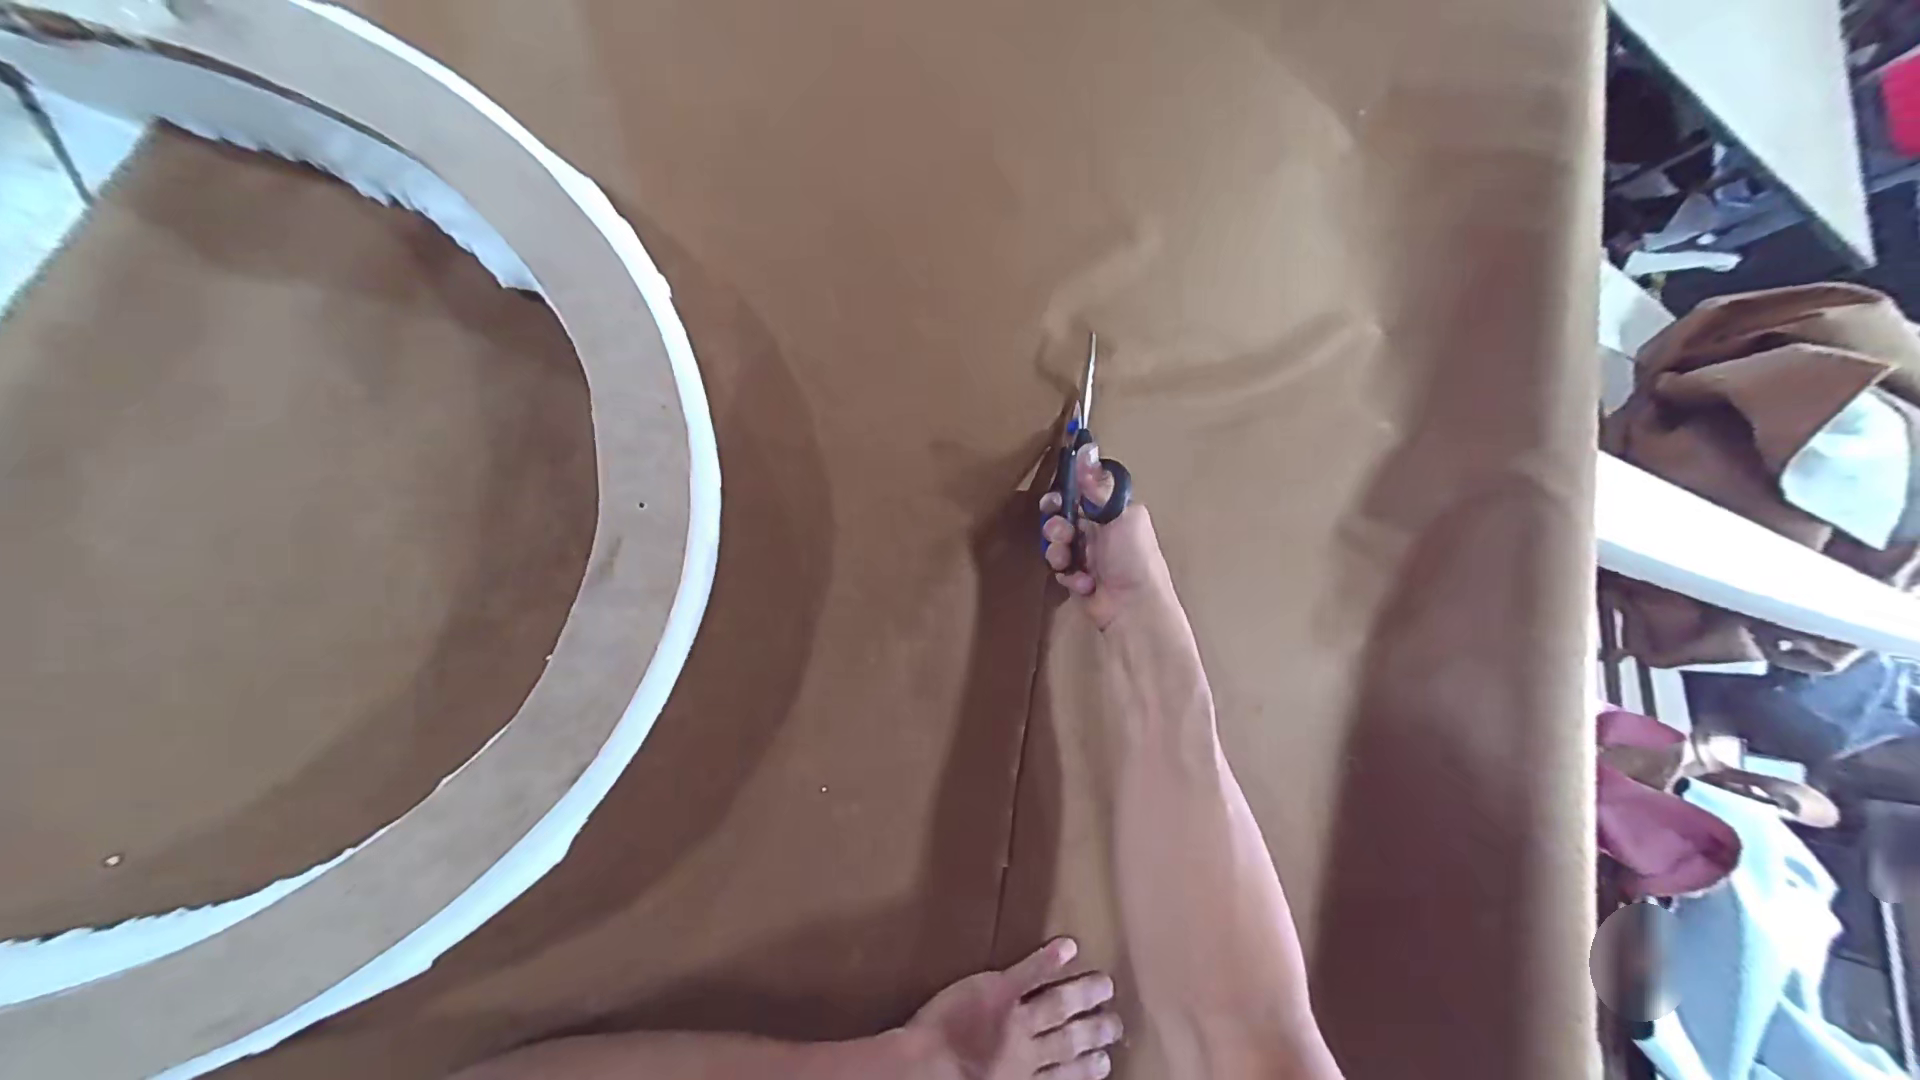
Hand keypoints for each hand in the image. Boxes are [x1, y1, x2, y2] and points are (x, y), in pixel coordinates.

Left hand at [905, 937, 1120, 1079]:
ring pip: (1059, 1005)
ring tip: (1105, 984)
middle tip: (1117, 1022)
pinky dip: (1050, 959)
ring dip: (1084, 994)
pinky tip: (1070, 946)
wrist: (921, 1070)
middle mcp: (1027, 1052)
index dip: (1088, 1068)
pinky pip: (1029, 972)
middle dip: (1096, 1031)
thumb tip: (1027, 1076)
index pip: (1065, 1073)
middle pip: (1070, 1039)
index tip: (1106, 1061)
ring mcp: (1015, 1019)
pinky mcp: (997, 990)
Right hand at [1040, 443, 1173, 629]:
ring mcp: (1088, 556)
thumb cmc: (1133, 559)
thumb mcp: (1118, 515)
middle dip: (1056, 526)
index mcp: (1113, 511)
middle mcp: (1100, 531)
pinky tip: (1084, 583)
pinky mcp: (1078, 578)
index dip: (1064, 495)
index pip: (1081, 493)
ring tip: (1070, 563)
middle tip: (1060, 533)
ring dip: (1060, 552)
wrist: (1133, 609)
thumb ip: (1097, 484)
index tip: (1055, 500)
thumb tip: (1087, 446)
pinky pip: (1060, 569)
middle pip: (1063, 517)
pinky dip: (1069, 575)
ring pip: (1057, 544)